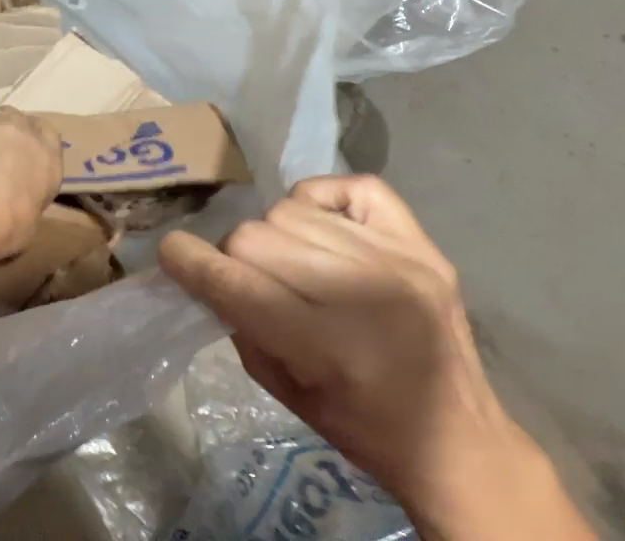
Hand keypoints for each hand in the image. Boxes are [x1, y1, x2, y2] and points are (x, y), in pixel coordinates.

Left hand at [0, 107, 61, 252]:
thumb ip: (30, 195)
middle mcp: (28, 134)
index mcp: (51, 158)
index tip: (23, 142)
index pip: (48, 132)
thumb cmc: (17, 221)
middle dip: (7, 124)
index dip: (33, 134)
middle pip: (17, 117)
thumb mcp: (35, 213)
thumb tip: (18, 203)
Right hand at [159, 176, 587, 536]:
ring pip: (289, 210)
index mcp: (326, 344)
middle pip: (253, 236)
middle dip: (237, 259)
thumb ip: (234, 316)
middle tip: (253, 284)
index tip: (171, 256)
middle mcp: (365, 293)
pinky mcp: (422, 245)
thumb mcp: (275, 383)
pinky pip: (351, 187)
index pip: (231, 278)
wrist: (454, 437)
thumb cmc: (355, 421)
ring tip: (295, 266)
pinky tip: (325, 234)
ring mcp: (400, 263)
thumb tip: (200, 267)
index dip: (187, 262)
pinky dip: (322, 202)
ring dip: (277, 237)